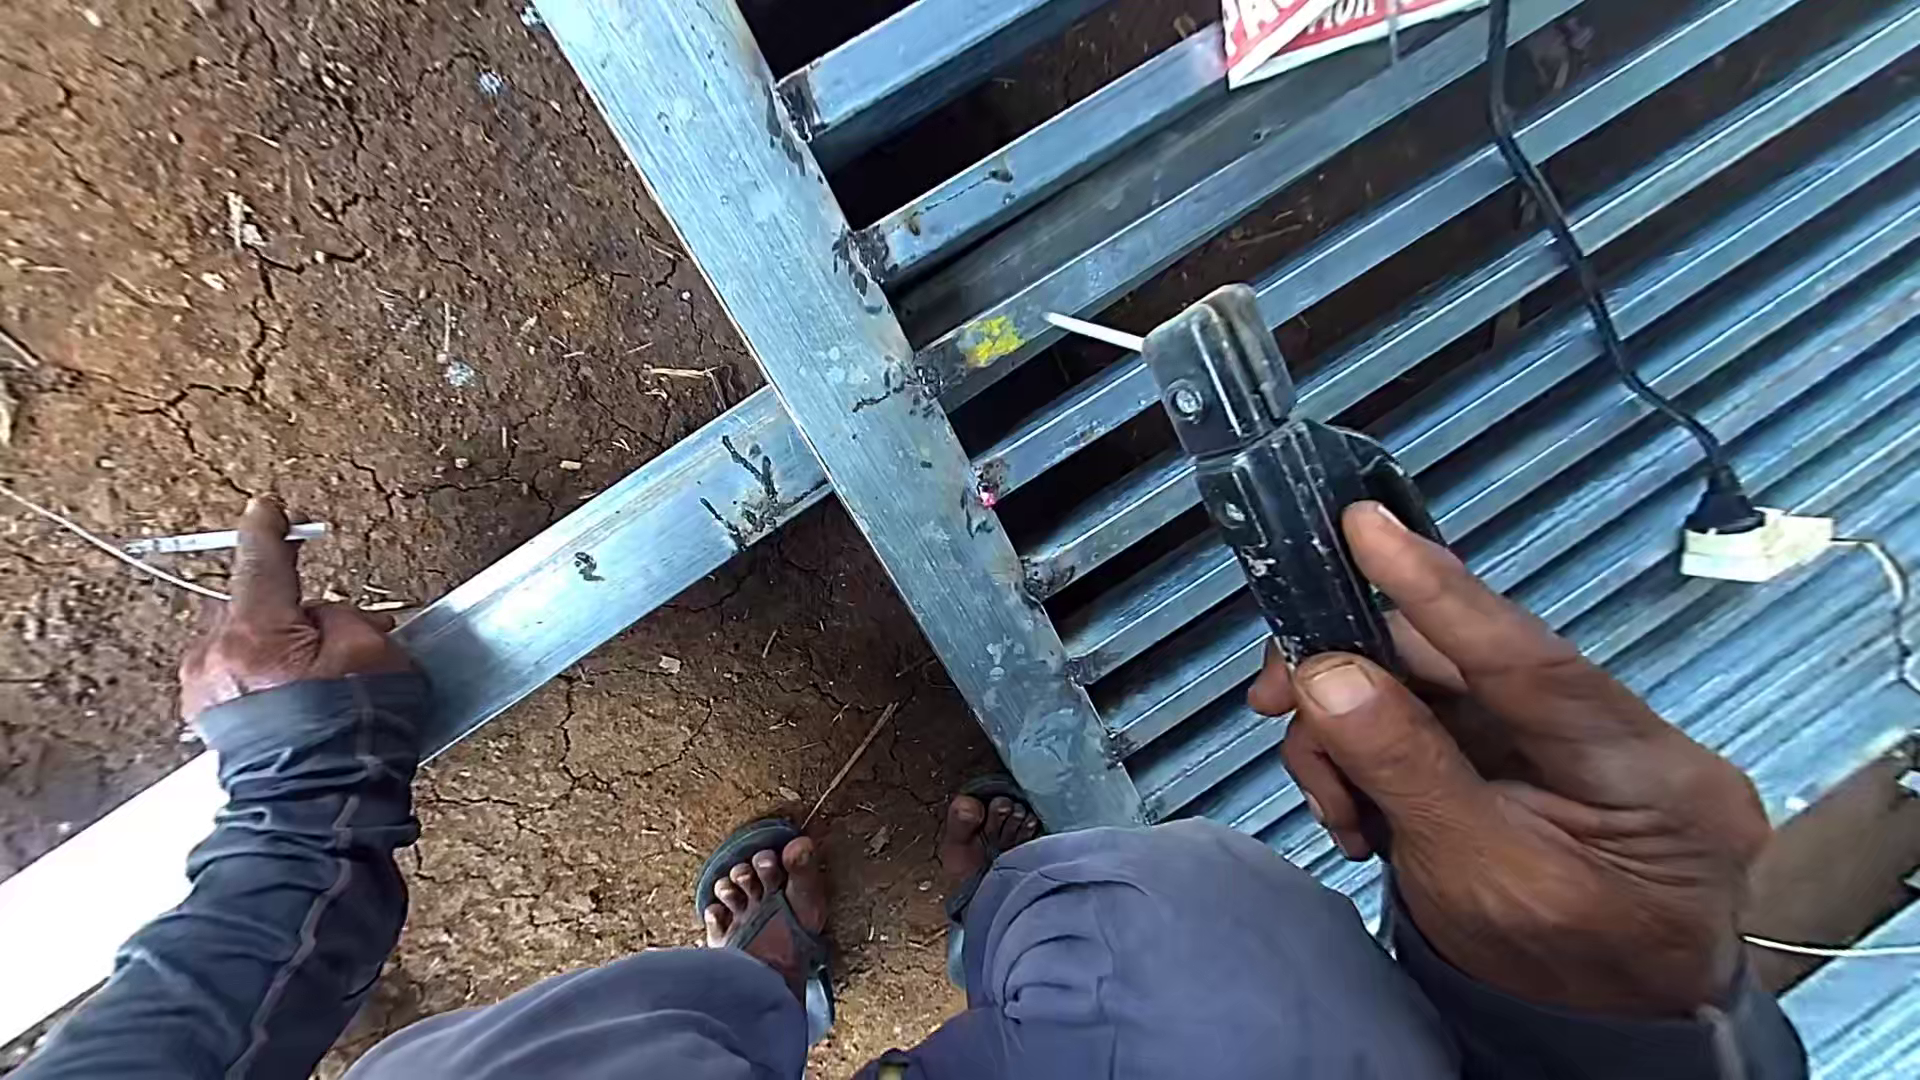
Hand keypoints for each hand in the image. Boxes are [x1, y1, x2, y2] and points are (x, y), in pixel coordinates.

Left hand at [180, 496, 413, 720]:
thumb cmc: (355, 721)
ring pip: (253, 637)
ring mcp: (205, 686)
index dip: (270, 534)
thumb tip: (324, 613)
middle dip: (305, 613)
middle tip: (355, 637)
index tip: (267, 509)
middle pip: (260, 607)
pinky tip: (310, 689)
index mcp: (256, 636)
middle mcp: (215, 656)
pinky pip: (244, 665)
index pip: (263, 569)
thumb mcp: (376, 651)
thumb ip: (346, 616)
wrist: (323, 788)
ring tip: (338, 673)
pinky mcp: (210, 708)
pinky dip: (277, 665)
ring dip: (293, 641)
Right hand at [1248, 501, 1769, 1016]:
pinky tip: (1346, 805)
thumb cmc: (1551, 959)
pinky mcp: (1468, 736)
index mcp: (1639, 769)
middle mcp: (1577, 726)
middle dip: (1338, 676)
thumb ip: (1405, 768)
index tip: (1366, 524)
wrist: (1559, 1014)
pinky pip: (1377, 711)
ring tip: (1331, 802)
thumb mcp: (1481, 875)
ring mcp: (1516, 728)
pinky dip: (1338, 751)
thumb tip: (1325, 674)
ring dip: (1331, 732)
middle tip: (1268, 700)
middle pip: (1431, 660)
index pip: (1528, 657)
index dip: (1436, 589)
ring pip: (1388, 681)